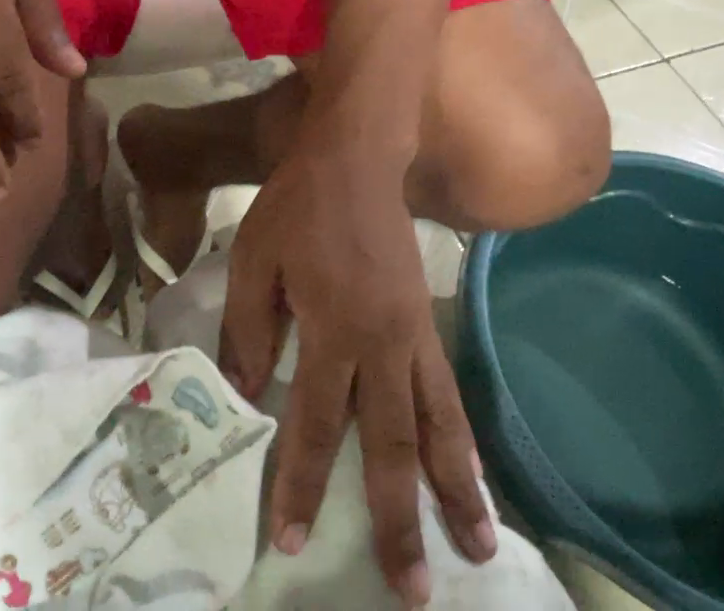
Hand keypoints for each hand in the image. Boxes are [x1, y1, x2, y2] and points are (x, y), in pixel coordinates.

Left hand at [220, 135, 494, 605]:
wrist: (358, 156)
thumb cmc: (296, 207)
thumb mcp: (252, 261)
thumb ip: (247, 331)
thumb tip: (247, 395)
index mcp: (332, 330)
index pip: (312, 425)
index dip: (299, 485)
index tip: (290, 541)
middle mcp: (382, 345)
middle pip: (390, 446)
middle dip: (397, 520)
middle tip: (411, 591)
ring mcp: (413, 334)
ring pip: (438, 427)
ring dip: (457, 492)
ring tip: (476, 550)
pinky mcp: (426, 321)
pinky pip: (448, 392)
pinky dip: (463, 439)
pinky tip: (473, 471)